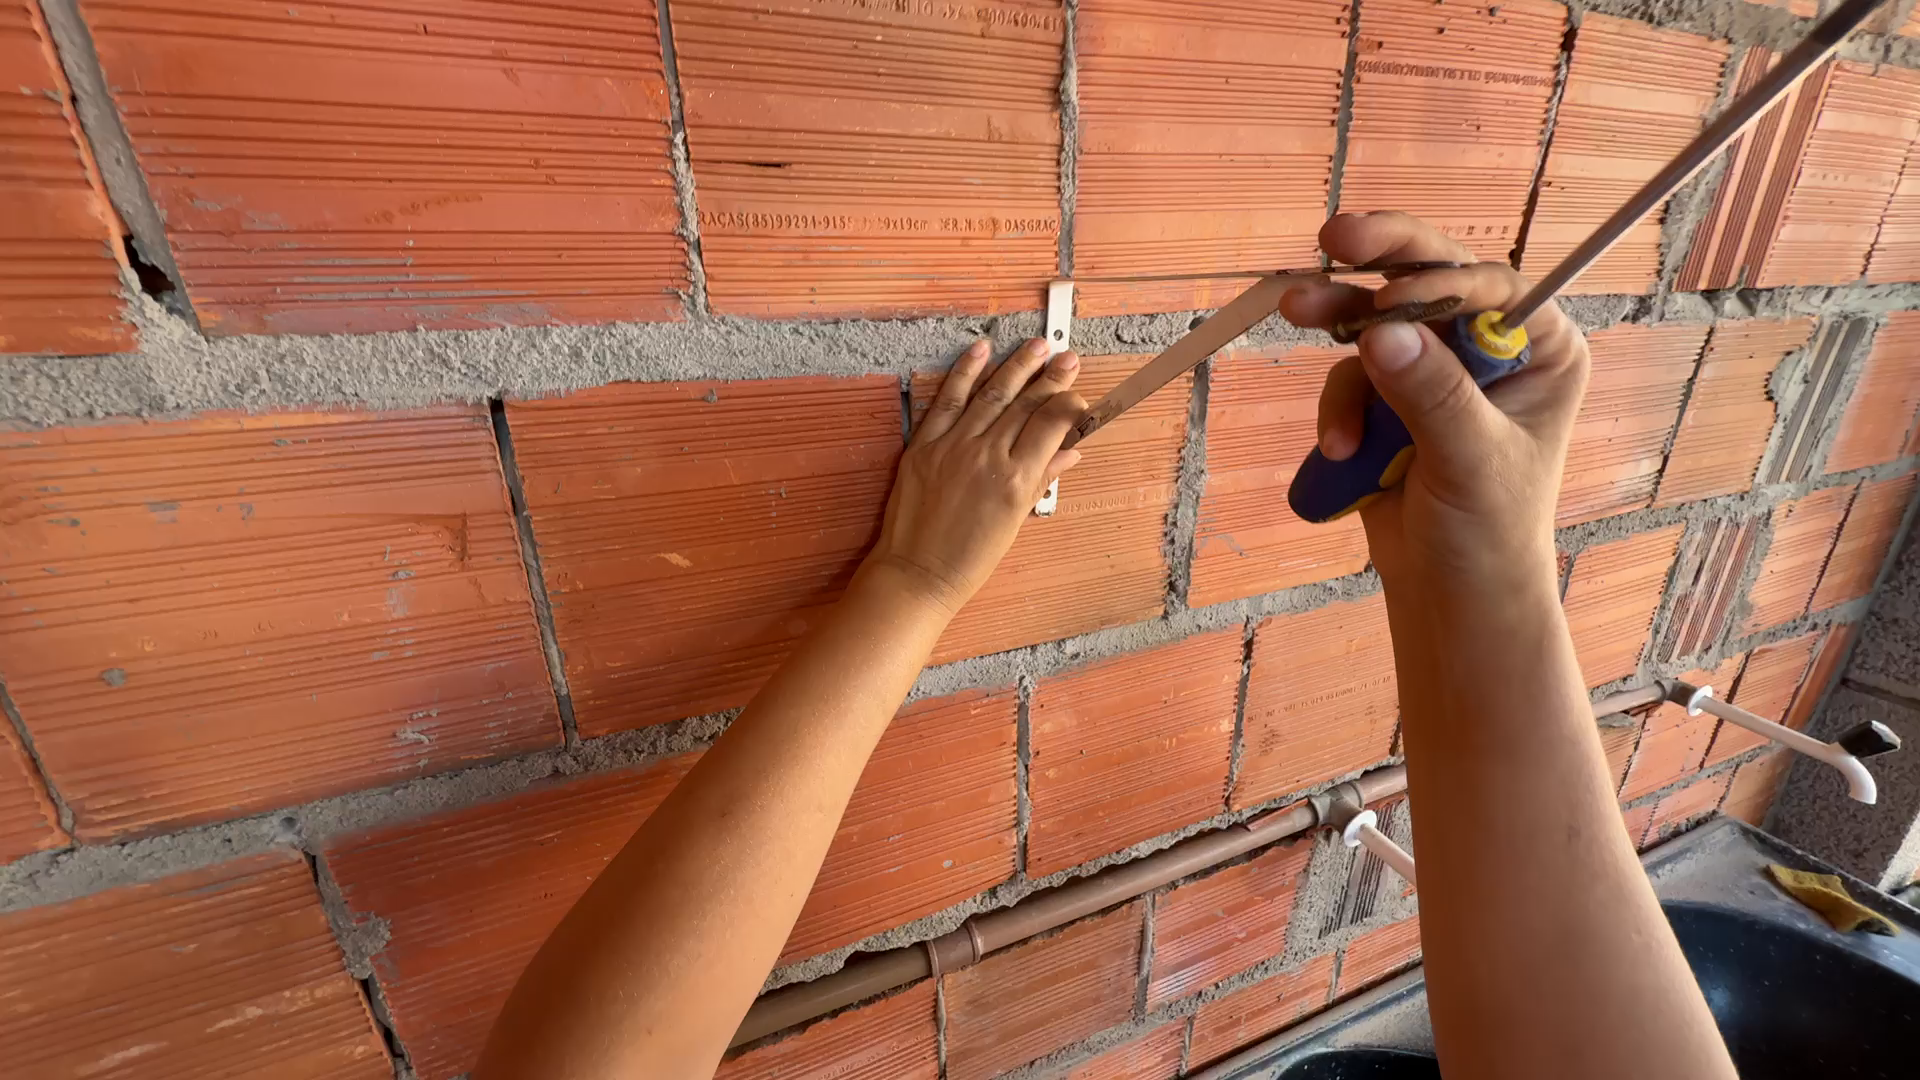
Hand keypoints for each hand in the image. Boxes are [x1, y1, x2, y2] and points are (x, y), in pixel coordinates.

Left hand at [859, 338, 1086, 614]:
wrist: (918, 572)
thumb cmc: (971, 557)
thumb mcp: (1015, 521)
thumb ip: (1042, 479)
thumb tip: (1071, 451)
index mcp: (1016, 479)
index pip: (1051, 424)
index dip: (1069, 404)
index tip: (1079, 396)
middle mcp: (987, 455)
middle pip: (1025, 405)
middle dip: (1051, 378)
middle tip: (1068, 357)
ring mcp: (953, 446)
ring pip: (991, 395)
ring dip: (1017, 366)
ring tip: (1037, 345)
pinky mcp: (924, 445)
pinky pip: (947, 400)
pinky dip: (964, 372)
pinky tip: (981, 349)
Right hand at [1279, 212, 1589, 594]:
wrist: (1445, 587)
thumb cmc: (1486, 530)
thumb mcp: (1469, 460)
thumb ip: (1430, 395)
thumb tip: (1381, 332)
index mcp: (1534, 352)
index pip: (1489, 290)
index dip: (1436, 281)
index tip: (1387, 296)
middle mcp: (1481, 353)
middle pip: (1427, 286)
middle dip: (1378, 264)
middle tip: (1334, 235)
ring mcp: (1426, 378)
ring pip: (1373, 329)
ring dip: (1336, 325)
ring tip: (1291, 307)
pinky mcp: (1381, 406)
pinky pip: (1346, 383)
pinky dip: (1334, 412)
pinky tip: (1339, 452)